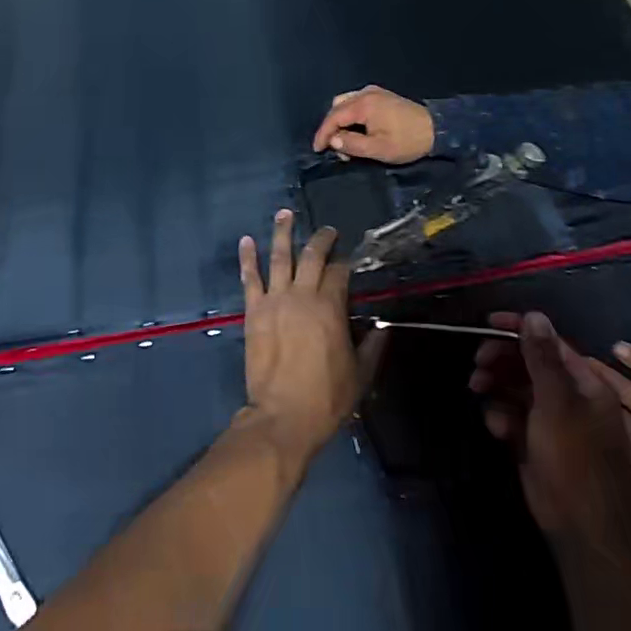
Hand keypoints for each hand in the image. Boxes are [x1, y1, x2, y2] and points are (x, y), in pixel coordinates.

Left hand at [239, 210, 387, 461]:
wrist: (282, 416)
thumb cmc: (326, 397)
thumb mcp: (361, 374)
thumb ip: (373, 345)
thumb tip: (383, 326)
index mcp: (331, 307)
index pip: (340, 272)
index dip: (347, 263)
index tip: (350, 259)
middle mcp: (303, 295)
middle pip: (312, 256)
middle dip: (322, 239)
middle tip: (328, 230)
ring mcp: (275, 301)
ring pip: (280, 258)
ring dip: (283, 233)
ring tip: (284, 213)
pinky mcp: (253, 312)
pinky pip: (250, 279)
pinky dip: (248, 258)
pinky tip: (247, 241)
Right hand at [311, 85, 433, 163]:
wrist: (436, 129)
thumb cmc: (407, 141)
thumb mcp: (378, 149)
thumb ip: (352, 144)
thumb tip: (333, 140)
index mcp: (364, 105)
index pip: (333, 117)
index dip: (322, 134)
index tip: (317, 150)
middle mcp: (366, 93)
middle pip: (336, 107)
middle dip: (331, 128)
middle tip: (336, 149)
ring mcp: (374, 92)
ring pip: (345, 103)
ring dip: (340, 121)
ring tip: (346, 141)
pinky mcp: (382, 95)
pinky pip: (356, 101)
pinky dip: (350, 115)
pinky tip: (356, 129)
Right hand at [468, 312, 630, 548]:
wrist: (582, 531)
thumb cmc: (575, 460)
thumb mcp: (557, 403)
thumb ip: (542, 358)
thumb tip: (534, 314)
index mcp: (586, 383)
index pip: (550, 342)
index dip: (520, 329)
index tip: (487, 323)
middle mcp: (572, 397)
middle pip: (531, 364)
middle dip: (502, 359)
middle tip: (477, 361)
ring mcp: (554, 422)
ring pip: (518, 390)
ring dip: (497, 386)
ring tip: (476, 387)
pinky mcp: (537, 444)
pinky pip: (514, 418)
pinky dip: (502, 417)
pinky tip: (495, 427)